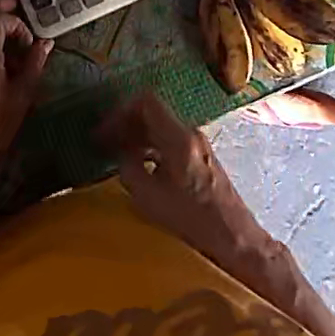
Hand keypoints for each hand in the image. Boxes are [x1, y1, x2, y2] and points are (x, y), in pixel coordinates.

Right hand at [96, 93, 272, 268]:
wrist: (231, 233)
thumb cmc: (190, 218)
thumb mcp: (148, 196)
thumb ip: (128, 167)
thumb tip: (121, 152)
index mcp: (179, 138)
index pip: (147, 102)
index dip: (120, 112)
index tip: (105, 132)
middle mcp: (190, 133)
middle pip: (153, 113)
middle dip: (125, 124)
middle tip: (103, 143)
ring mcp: (198, 143)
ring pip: (161, 127)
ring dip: (137, 136)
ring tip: (116, 154)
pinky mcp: (201, 155)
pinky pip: (171, 139)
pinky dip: (151, 146)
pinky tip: (139, 164)